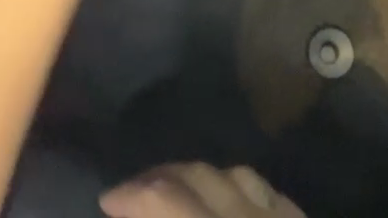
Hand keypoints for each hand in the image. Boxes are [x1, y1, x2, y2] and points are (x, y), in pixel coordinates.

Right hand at [101, 164, 306, 217]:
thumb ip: (170, 216)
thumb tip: (144, 210)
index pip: (164, 198)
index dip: (131, 194)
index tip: (107, 199)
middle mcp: (245, 216)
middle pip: (199, 177)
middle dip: (159, 178)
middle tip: (132, 193)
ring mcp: (280, 216)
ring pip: (237, 175)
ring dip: (200, 178)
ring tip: (177, 190)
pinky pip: (269, 192)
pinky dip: (241, 189)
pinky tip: (233, 199)